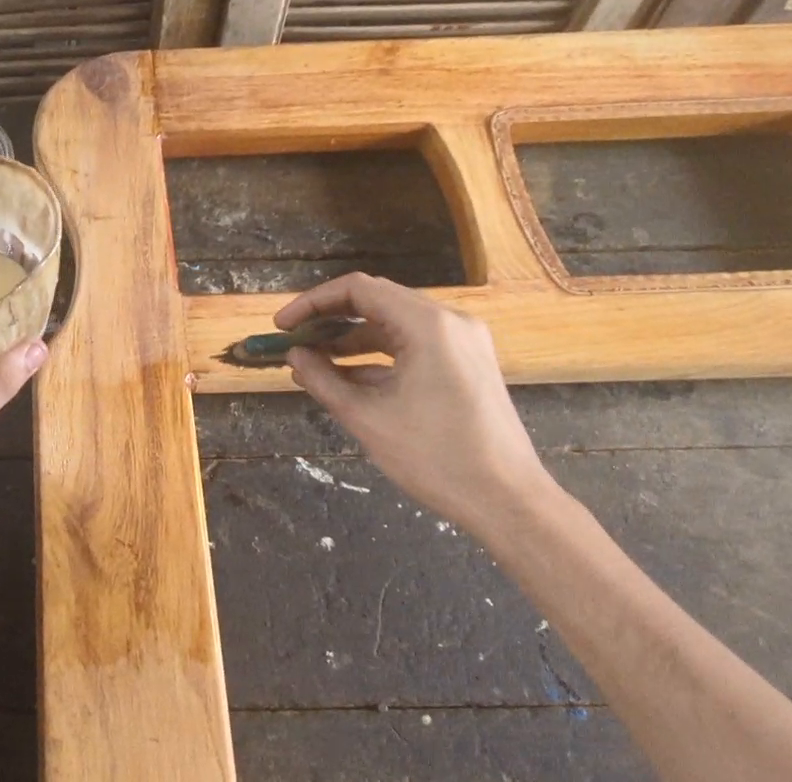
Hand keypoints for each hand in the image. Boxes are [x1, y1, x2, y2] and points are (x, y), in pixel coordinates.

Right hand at [277, 273, 551, 530]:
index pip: (357, 289)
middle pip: (376, 301)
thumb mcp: (366, 418)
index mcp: (428, 325)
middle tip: (293, 342)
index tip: (282, 327)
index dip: (312, 303)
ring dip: (350, 339)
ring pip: (393, 324)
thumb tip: (294, 356)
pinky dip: (376, 357)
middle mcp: (449, 322)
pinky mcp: (466, 363)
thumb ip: (323, 380)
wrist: (509, 501)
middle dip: (329, 320)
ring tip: (312, 363)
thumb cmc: (435, 458)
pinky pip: (412, 345)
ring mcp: (462, 342)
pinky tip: (346, 379)